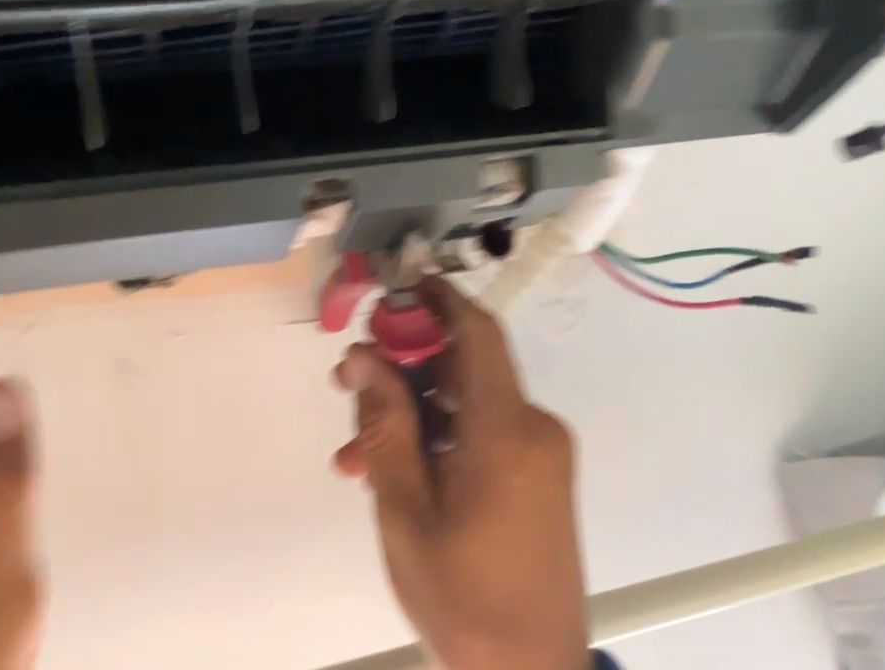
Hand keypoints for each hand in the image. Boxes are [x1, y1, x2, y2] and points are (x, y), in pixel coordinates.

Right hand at [332, 276, 589, 669]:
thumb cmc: (464, 596)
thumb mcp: (406, 509)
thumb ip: (386, 424)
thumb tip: (364, 355)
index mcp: (507, 429)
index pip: (476, 332)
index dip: (436, 298)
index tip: (391, 289)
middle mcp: (532, 427)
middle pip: (461, 366)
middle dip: (401, 367)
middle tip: (346, 386)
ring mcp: (538, 452)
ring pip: (463, 403)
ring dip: (410, 412)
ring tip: (355, 452)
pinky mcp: (536, 475)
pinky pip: (479, 433)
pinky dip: (436, 439)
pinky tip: (389, 472)